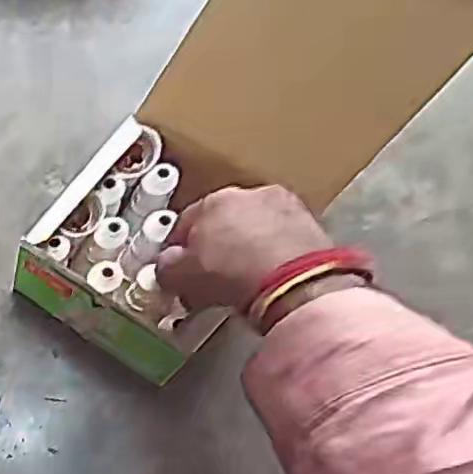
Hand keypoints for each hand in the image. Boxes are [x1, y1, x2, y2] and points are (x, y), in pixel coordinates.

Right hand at [154, 185, 333, 313]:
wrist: (288, 279)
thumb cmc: (230, 273)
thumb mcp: (179, 277)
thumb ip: (165, 267)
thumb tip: (165, 265)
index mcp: (212, 201)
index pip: (184, 223)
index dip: (176, 251)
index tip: (176, 270)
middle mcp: (248, 194)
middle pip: (220, 222)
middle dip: (211, 247)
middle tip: (205, 277)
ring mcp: (281, 205)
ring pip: (250, 227)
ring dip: (241, 248)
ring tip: (235, 280)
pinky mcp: (307, 222)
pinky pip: (276, 238)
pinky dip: (267, 253)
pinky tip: (260, 277)